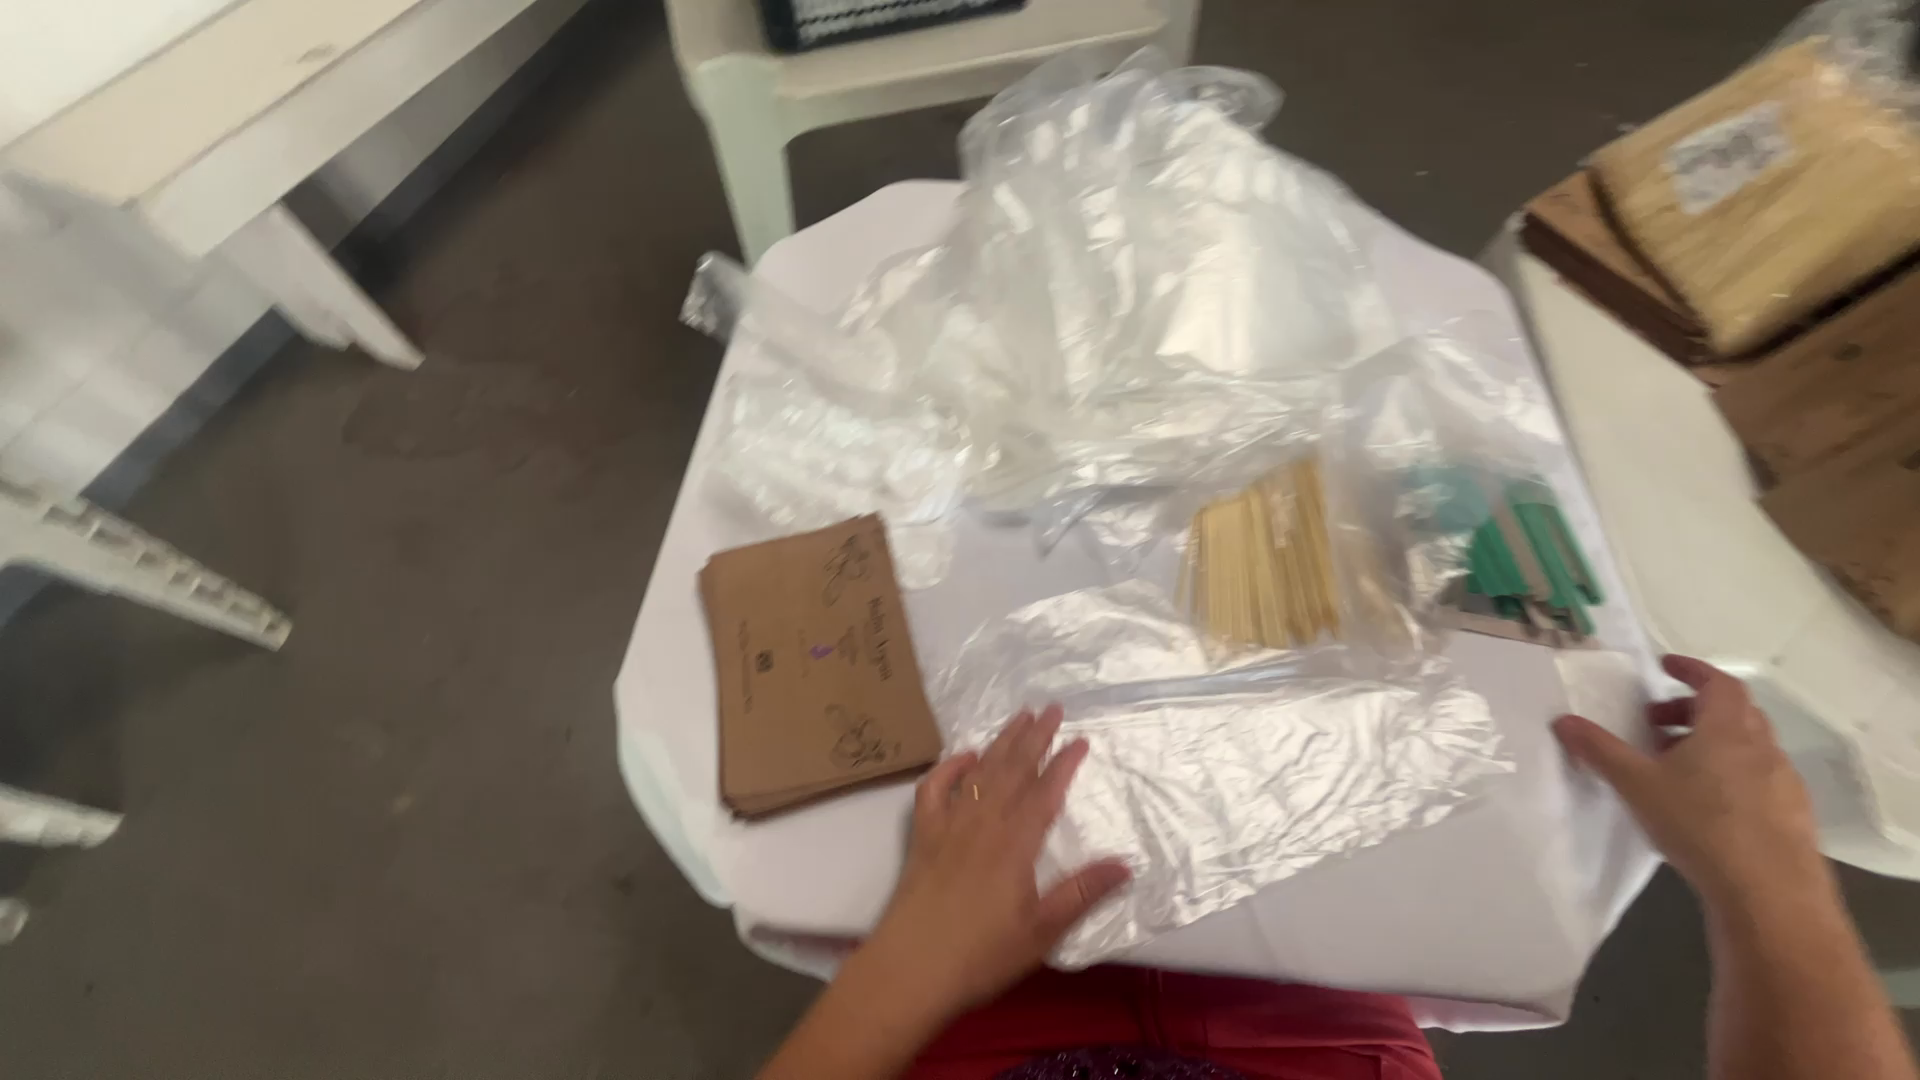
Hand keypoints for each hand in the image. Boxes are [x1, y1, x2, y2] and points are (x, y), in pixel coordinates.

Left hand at [859, 704, 1130, 1018]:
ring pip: (981, 771)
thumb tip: (1125, 863)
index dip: (1065, 763)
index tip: (1081, 740)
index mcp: (1016, 842)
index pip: (1046, 791)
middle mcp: (983, 821)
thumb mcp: (1042, 931)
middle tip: (1052, 708)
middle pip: (1014, 768)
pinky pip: (935, 787)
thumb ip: (1082, 893)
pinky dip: (950, 766)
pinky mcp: (923, 833)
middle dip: (1035, 736)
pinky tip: (965, 756)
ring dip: (1001, 741)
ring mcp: (949, 823)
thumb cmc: (982, 954)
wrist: (912, 967)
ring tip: (1019, 717)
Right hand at [1552, 655, 1827, 908]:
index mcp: (1728, 733)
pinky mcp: (1790, 816)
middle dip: (1692, 708)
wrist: (1770, 895)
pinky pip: (1756, 776)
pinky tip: (1700, 800)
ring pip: (1746, 747)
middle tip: (1654, 721)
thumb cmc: (1698, 824)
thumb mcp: (1634, 783)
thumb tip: (1564, 721)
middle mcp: (1763, 751)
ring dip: (1708, 741)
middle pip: (1735, 713)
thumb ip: (1598, 749)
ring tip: (1669, 762)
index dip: (1693, 670)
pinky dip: (1727, 771)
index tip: (1665, 666)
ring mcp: (1783, 785)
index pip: (1720, 685)